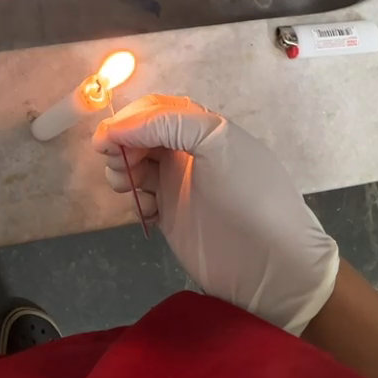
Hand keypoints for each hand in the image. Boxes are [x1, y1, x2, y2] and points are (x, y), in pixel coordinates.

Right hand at [93, 95, 338, 334]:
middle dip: (122, 145)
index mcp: (203, 128)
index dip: (127, 120)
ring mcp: (179, 185)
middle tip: (117, 165)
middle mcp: (188, 152)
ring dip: (122, 171)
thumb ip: (167, 123)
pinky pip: (140, 198)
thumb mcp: (216, 141)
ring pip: (134, 166)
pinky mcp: (171, 215)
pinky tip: (149, 212)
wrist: (271, 266)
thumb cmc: (249, 196)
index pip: (154, 110)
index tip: (106, 139)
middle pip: (139, 136)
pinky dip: (135, 200)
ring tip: (131, 188)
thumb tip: (117, 129)